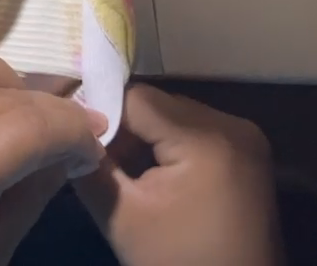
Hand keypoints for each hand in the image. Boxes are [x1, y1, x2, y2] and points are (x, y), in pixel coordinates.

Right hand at [75, 84, 279, 265]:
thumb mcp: (122, 218)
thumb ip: (91, 164)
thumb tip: (68, 129)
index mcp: (206, 137)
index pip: (136, 99)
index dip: (103, 117)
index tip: (79, 142)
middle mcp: (231, 124)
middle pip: (157, 105)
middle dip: (125, 130)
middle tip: (101, 163)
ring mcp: (245, 137)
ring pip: (174, 115)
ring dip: (146, 137)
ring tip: (125, 173)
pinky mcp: (248, 152)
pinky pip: (195, 131)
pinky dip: (170, 146)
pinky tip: (155, 177)